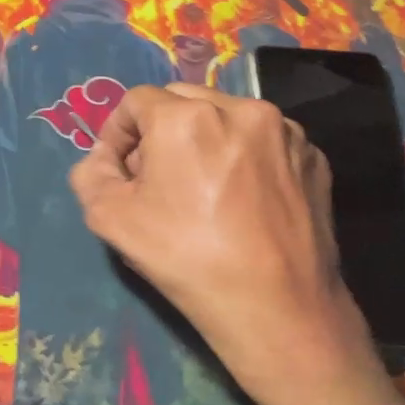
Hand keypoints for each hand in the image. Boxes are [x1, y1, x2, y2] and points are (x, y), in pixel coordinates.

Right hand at [67, 84, 379, 404]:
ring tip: (198, 187)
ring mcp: (286, 133)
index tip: (117, 168)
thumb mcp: (106, 216)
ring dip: (202, 139)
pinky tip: (237, 199)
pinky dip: (242, 157)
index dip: (117, 131)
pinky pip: (263, 141)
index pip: (135, 100)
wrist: (274, 305)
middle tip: (153, 175)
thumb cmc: (182, 255)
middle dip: (159, 129)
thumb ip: (90, 172)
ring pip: (226, 116)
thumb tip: (106, 158)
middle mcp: (240, 109)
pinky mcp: (313, 160)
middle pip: (182, 100)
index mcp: (185, 117)